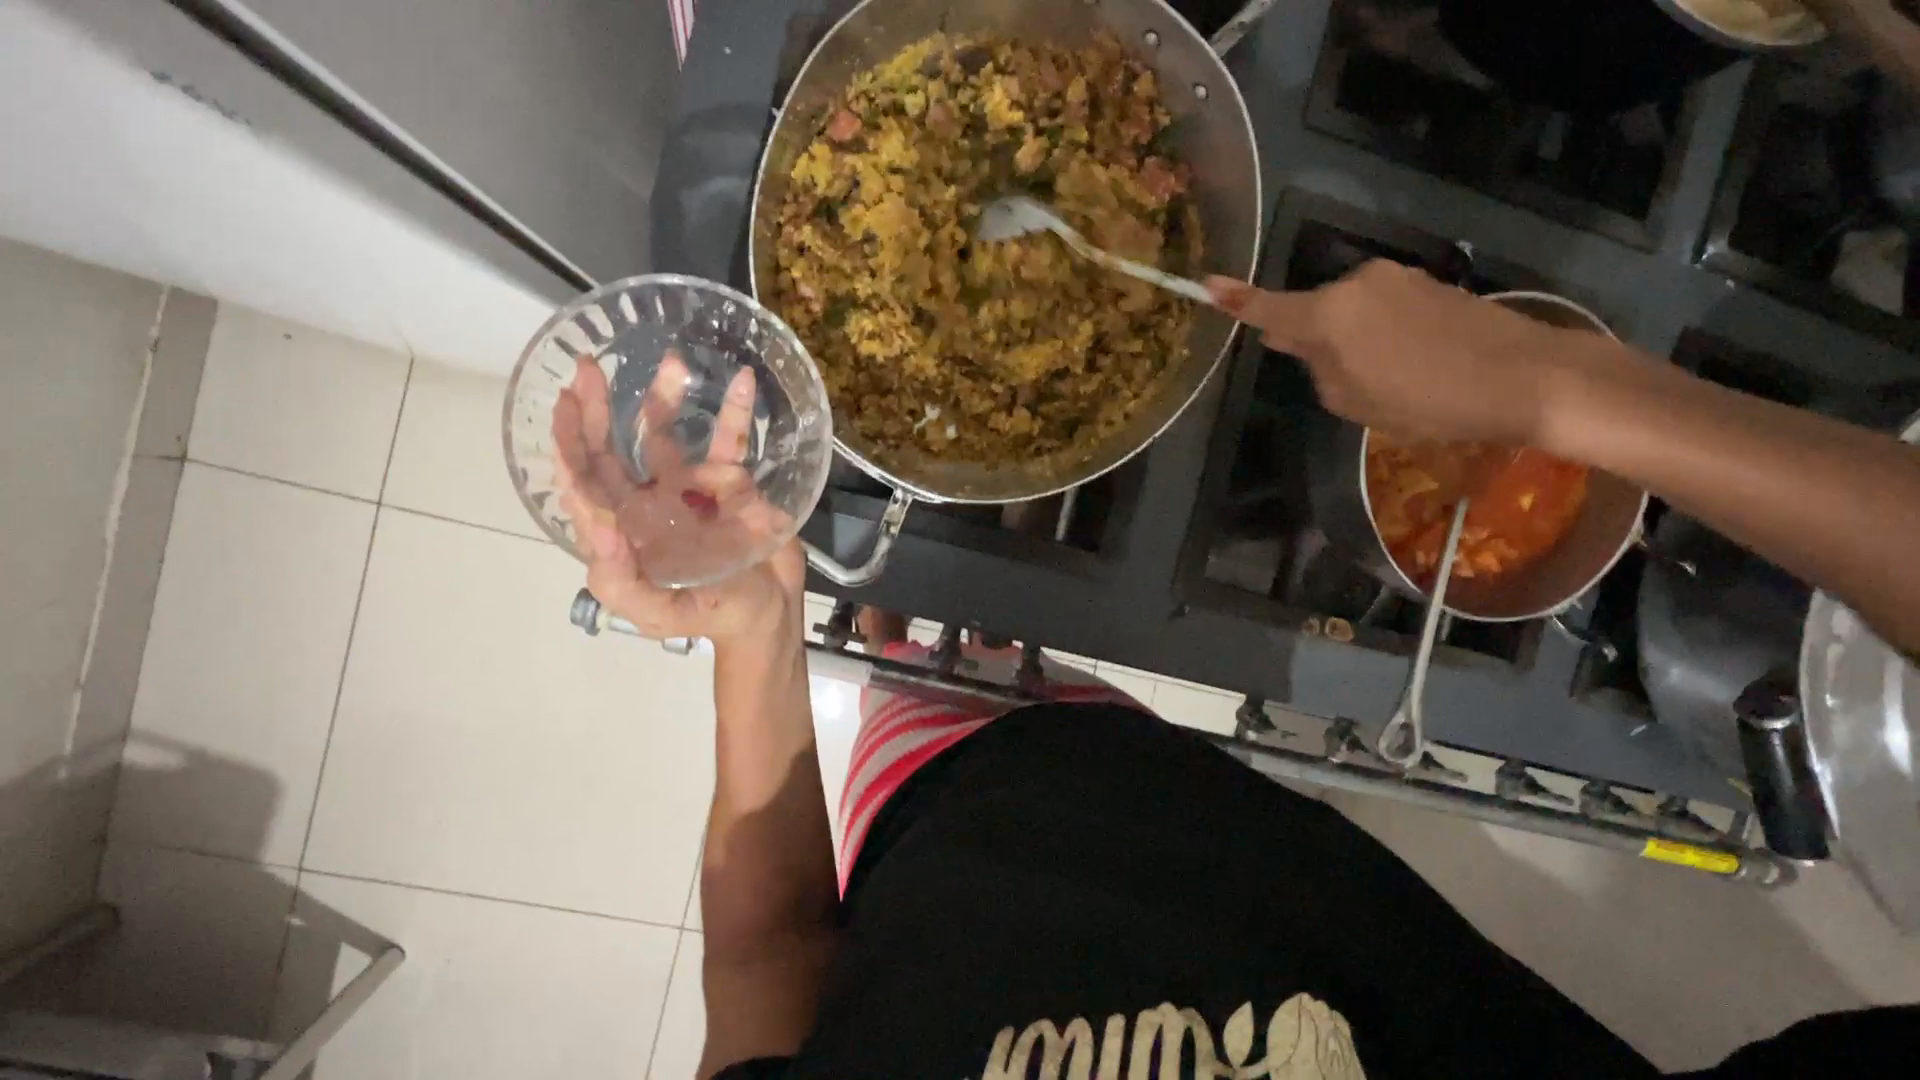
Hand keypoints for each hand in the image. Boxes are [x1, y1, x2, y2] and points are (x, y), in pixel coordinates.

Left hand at [553, 351, 803, 651]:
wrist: (770, 613)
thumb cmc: (711, 615)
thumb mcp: (659, 613)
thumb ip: (620, 580)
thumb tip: (593, 520)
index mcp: (623, 530)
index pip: (584, 482)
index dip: (569, 444)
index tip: (567, 405)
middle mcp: (648, 502)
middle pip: (612, 450)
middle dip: (597, 410)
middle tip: (589, 370)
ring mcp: (691, 488)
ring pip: (667, 434)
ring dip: (662, 397)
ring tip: (671, 362)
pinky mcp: (733, 482)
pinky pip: (732, 440)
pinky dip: (737, 412)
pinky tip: (743, 381)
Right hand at [1206, 260, 1608, 446]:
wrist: (1527, 378)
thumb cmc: (1428, 401)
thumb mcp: (1355, 403)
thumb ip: (1320, 371)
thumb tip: (1310, 347)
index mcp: (1330, 314)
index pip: (1270, 307)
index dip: (1237, 301)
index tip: (1206, 285)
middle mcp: (1357, 283)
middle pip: (1314, 311)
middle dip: (1314, 338)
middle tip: (1340, 381)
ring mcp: (1396, 279)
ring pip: (1350, 310)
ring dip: (1353, 338)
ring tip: (1390, 379)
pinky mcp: (1428, 283)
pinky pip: (1383, 308)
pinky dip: (1382, 332)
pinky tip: (1415, 363)